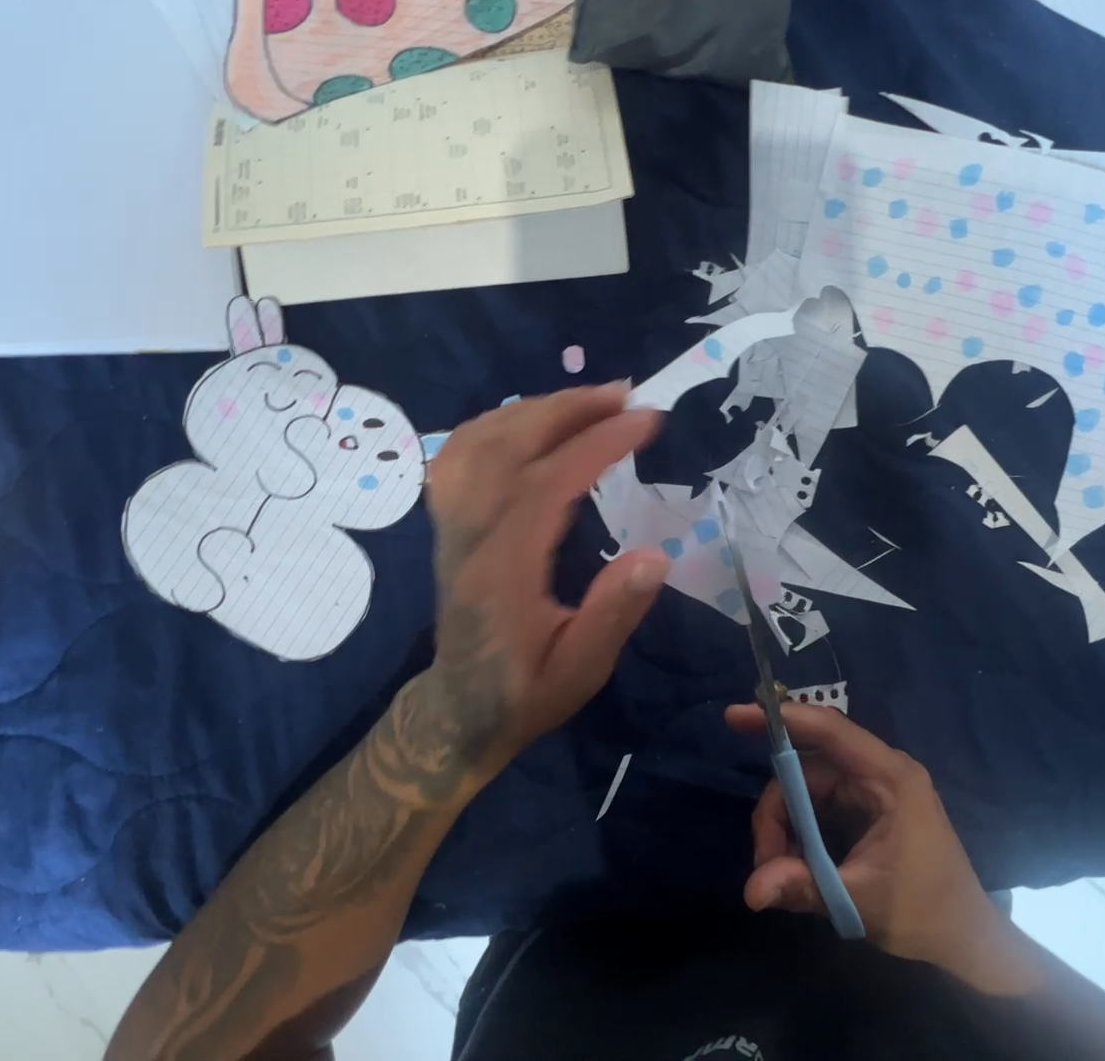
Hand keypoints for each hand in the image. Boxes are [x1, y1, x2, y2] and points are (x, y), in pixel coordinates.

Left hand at [419, 383, 670, 779]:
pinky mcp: (448, 524)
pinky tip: (531, 422)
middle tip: (625, 394)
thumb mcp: (580, 670)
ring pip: (479, 441)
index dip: (597, 444)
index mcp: (505, 571)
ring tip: (590, 400)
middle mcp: (470, 536)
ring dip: (535, 409)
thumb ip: (613, 615)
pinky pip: (459, 456)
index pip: (548, 484)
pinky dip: (496, 425)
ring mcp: (452, 526)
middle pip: (508, 447)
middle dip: (568, 409)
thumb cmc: (525, 692)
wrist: (460, 710)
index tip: (646, 421)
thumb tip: (657, 556)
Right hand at [726, 703, 1038, 991]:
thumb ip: (805, 887)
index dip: (781, 718)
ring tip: (782, 873)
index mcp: (889, 777)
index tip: (736, 716)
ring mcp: (869, 790)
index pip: (829, 731)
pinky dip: (798, 834)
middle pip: (806, 770)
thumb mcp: (861, 900)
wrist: (965, 939)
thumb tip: (751, 891)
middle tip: (764, 860)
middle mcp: (877, 773)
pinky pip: (815, 808)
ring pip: (805, 791)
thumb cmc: (926, 911)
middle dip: (777, 810)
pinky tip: (795, 866)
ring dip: (785, 828)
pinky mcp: (861, 809)